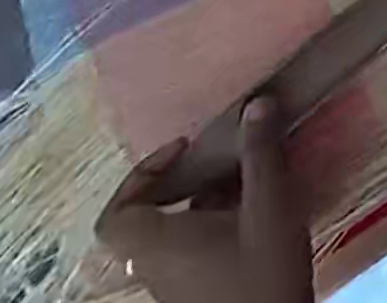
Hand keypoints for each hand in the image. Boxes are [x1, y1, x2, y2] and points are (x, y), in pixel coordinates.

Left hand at [97, 98, 314, 302]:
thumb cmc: (264, 274)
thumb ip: (261, 153)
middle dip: (184, 178)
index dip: (141, 176)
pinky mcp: (199, 293)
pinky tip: (255, 209)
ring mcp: (177, 285)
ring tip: (246, 177)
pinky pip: (192, 246)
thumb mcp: (270, 206)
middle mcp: (158, 267)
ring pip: (173, 231)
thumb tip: (256, 103)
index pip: (116, 216)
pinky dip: (215, 219)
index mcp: (162, 245)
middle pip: (146, 217)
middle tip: (219, 157)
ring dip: (204, 197)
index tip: (185, 149)